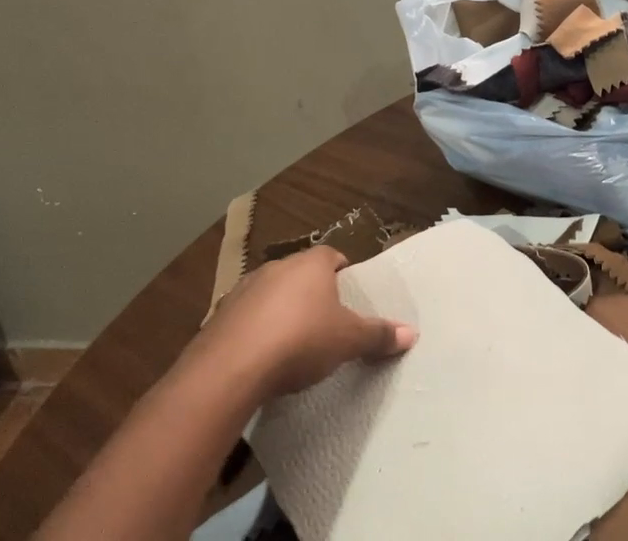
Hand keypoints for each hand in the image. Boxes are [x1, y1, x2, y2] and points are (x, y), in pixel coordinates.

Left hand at [192, 245, 416, 399]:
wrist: (227, 372)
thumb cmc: (300, 341)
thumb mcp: (349, 340)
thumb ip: (379, 335)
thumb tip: (412, 334)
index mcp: (311, 265)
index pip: (332, 255)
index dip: (342, 271)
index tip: (348, 292)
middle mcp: (274, 268)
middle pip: (299, 274)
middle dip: (311, 292)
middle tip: (325, 319)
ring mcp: (241, 292)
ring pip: (268, 295)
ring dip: (279, 311)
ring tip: (292, 341)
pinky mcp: (215, 320)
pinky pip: (243, 320)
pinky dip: (253, 331)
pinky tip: (260, 358)